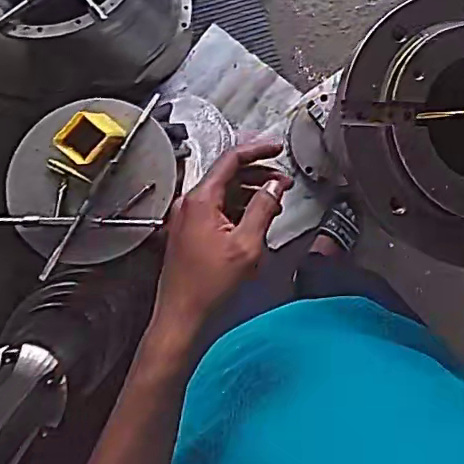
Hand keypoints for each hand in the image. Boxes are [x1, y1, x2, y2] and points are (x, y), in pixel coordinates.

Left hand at [149, 139, 289, 342]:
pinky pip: (218, 206)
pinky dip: (239, 205)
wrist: (181, 316)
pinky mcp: (190, 229)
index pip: (232, 159)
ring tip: (275, 198)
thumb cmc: (207, 287)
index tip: (276, 148)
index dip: (258, 150)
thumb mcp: (246, 245)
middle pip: (228, 173)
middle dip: (259, 172)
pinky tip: (256, 215)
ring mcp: (188, 215)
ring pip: (224, 190)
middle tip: (283, 179)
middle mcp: (190, 202)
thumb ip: (263, 208)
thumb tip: (275, 186)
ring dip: (251, 190)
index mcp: (201, 199)